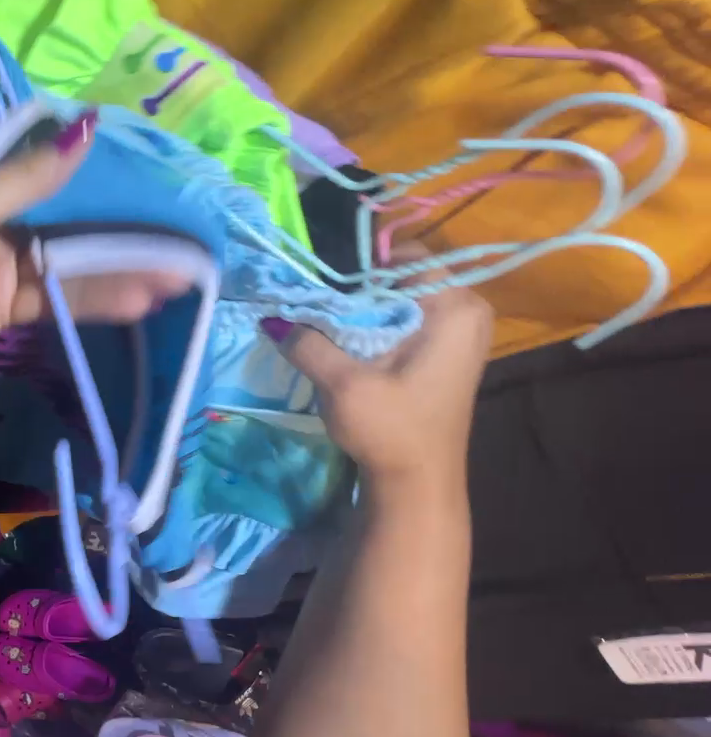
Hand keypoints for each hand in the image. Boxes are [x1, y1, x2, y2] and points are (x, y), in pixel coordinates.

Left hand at [0, 113, 193, 391]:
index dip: (96, 167)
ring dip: (116, 268)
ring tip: (177, 275)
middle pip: (65, 215)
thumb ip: (26, 179)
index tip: (154, 170)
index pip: (44, 162)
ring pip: (66, 261)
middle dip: (120, 225)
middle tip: (183, 233)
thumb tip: (87, 132)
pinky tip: (137, 299)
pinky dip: (90, 299)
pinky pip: (51, 299)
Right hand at [266, 283, 492, 493]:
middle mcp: (466, 311)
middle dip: (354, 288)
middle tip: (311, 303)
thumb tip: (271, 319)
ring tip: (319, 322)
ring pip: (398, 301)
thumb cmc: (390, 427)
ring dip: (358, 309)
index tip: (319, 282)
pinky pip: (403, 321)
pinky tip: (341, 342)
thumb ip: (308, 345)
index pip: (407, 259)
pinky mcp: (442, 352)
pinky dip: (371, 325)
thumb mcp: (342, 384)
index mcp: (454, 309)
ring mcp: (457, 333)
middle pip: (401, 279)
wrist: (417, 477)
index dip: (359, 265)